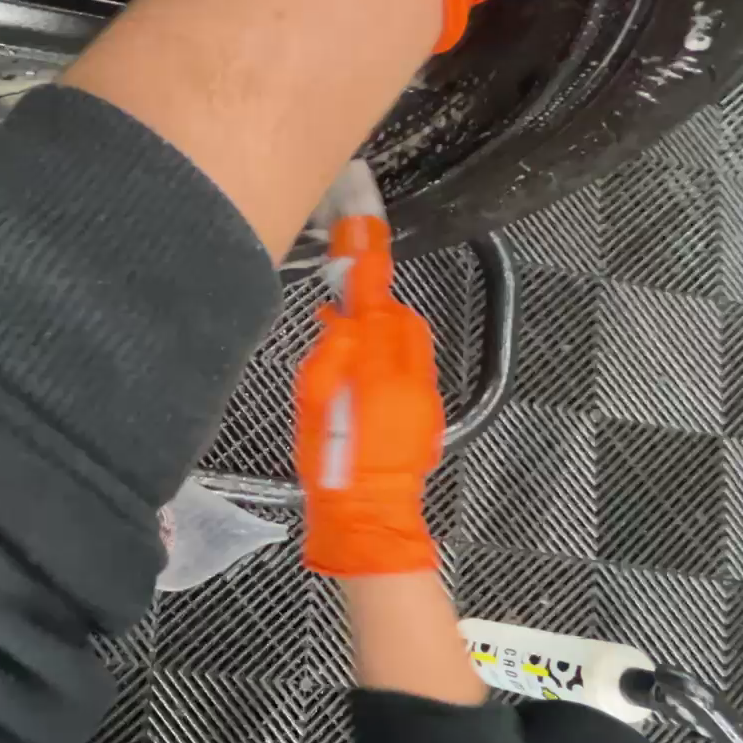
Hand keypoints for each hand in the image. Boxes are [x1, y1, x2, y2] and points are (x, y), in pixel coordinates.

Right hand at [293, 209, 443, 577]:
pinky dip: (392, 353)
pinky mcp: (431, 409)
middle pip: (403, 316)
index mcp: (378, 375)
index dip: (367, 264)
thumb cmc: (329, 465)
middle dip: (378, 299)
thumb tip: (339, 317)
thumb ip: (327, 357)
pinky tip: (366, 373)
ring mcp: (427, 394)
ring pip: (412, 339)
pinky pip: (414, 363)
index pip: (375, 304)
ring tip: (353, 339)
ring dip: (385, 327)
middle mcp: (412, 378)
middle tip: (346, 295)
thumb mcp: (311, 409)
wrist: (369, 515)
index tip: (361, 228)